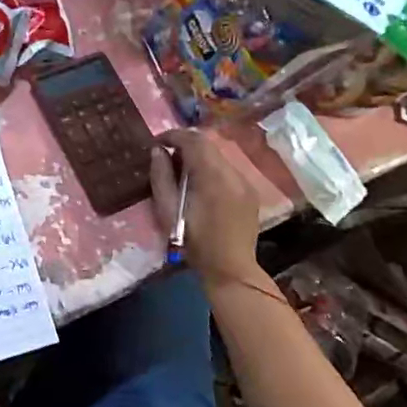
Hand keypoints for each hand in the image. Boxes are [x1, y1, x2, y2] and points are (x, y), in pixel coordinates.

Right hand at [151, 128, 262, 286]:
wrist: (231, 270)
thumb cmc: (194, 243)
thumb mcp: (168, 212)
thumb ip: (161, 178)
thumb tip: (157, 151)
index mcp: (212, 177)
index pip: (193, 140)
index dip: (172, 136)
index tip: (157, 143)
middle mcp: (233, 173)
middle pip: (208, 144)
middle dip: (185, 144)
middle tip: (166, 155)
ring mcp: (245, 182)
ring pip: (218, 156)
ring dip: (199, 156)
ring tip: (181, 170)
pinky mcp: (250, 192)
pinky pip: (227, 170)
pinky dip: (211, 168)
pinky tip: (201, 186)